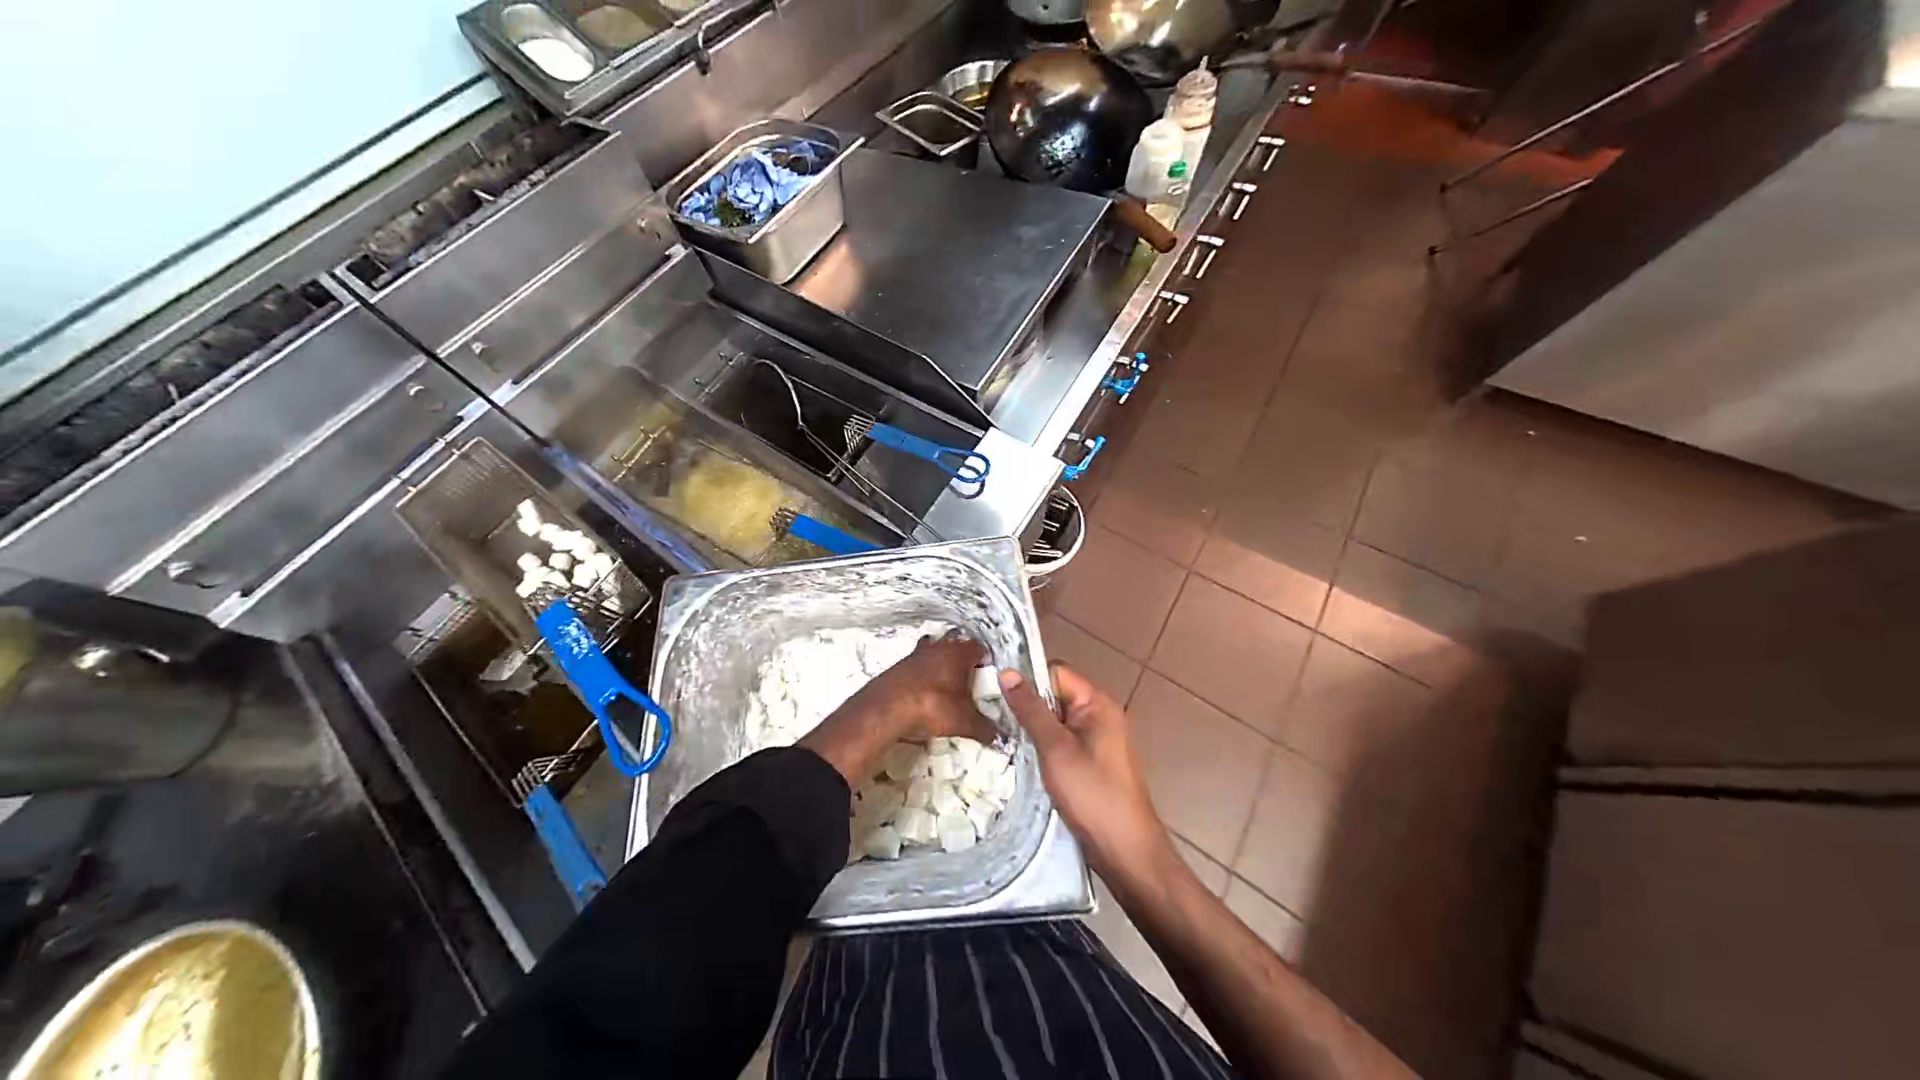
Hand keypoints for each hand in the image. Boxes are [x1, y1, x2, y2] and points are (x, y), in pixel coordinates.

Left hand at [800, 635, 992, 785]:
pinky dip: (921, 677)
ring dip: (938, 665)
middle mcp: (937, 647)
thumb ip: (986, 729)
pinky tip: (922, 694)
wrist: (887, 709)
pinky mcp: (897, 667)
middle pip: (953, 646)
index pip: (978, 647)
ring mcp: (914, 655)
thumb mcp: (965, 722)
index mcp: (958, 653)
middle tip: (967, 680)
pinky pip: (915, 667)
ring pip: (932, 653)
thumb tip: (1004, 739)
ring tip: (944, 687)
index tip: (988, 673)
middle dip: (960, 660)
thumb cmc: (934, 707)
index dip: (984, 659)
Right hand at [997, 664, 1177, 886]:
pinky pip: (1062, 741)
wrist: (1125, 849)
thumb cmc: (1092, 794)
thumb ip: (1030, 709)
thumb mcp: (1055, 748)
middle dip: (1028, 706)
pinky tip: (1025, 760)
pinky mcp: (1091, 762)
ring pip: (1056, 721)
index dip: (1029, 681)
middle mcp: (1100, 715)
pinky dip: (1043, 747)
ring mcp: (1097, 740)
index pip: (1057, 673)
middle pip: (1055, 695)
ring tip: (1007, 741)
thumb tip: (1007, 673)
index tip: (999, 696)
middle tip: (998, 721)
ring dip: (1034, 729)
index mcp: (1097, 704)